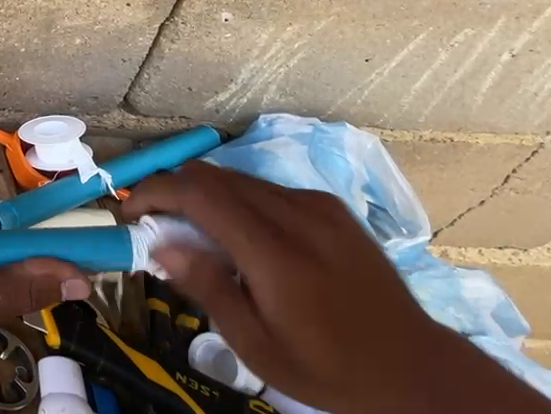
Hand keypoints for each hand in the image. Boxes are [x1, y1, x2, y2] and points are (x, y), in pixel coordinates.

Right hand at [122, 161, 550, 413]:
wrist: (421, 373)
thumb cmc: (331, 369)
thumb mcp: (258, 347)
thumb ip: (208, 288)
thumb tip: (159, 245)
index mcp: (275, 253)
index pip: (196, 192)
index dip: (153, 191)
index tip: (129, 210)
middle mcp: (295, 215)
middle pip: (211, 176)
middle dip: (171, 188)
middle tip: (153, 220)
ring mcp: (317, 206)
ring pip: (237, 178)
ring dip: (203, 193)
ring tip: (193, 229)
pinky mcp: (331, 208)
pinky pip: (266, 188)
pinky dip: (237, 199)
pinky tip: (241, 234)